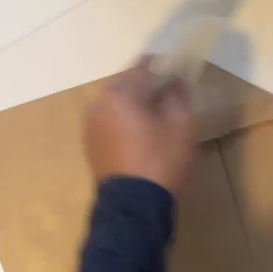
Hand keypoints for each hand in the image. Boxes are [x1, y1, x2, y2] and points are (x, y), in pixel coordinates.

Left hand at [85, 59, 199, 193]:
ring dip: (134, 103)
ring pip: (116, 103)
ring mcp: (90, 125)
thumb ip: (179, 95)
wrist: (134, 206)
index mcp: (120, 93)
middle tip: (169, 93)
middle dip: (147, 85)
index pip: (143, 66)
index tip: (178, 69)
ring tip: (156, 115)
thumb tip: (175, 81)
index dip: (163, 65)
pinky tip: (141, 132)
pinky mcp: (90, 144)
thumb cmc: (161, 161)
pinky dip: (124, 120)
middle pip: (126, 84)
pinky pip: (110, 121)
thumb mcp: (182, 125)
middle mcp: (98, 103)